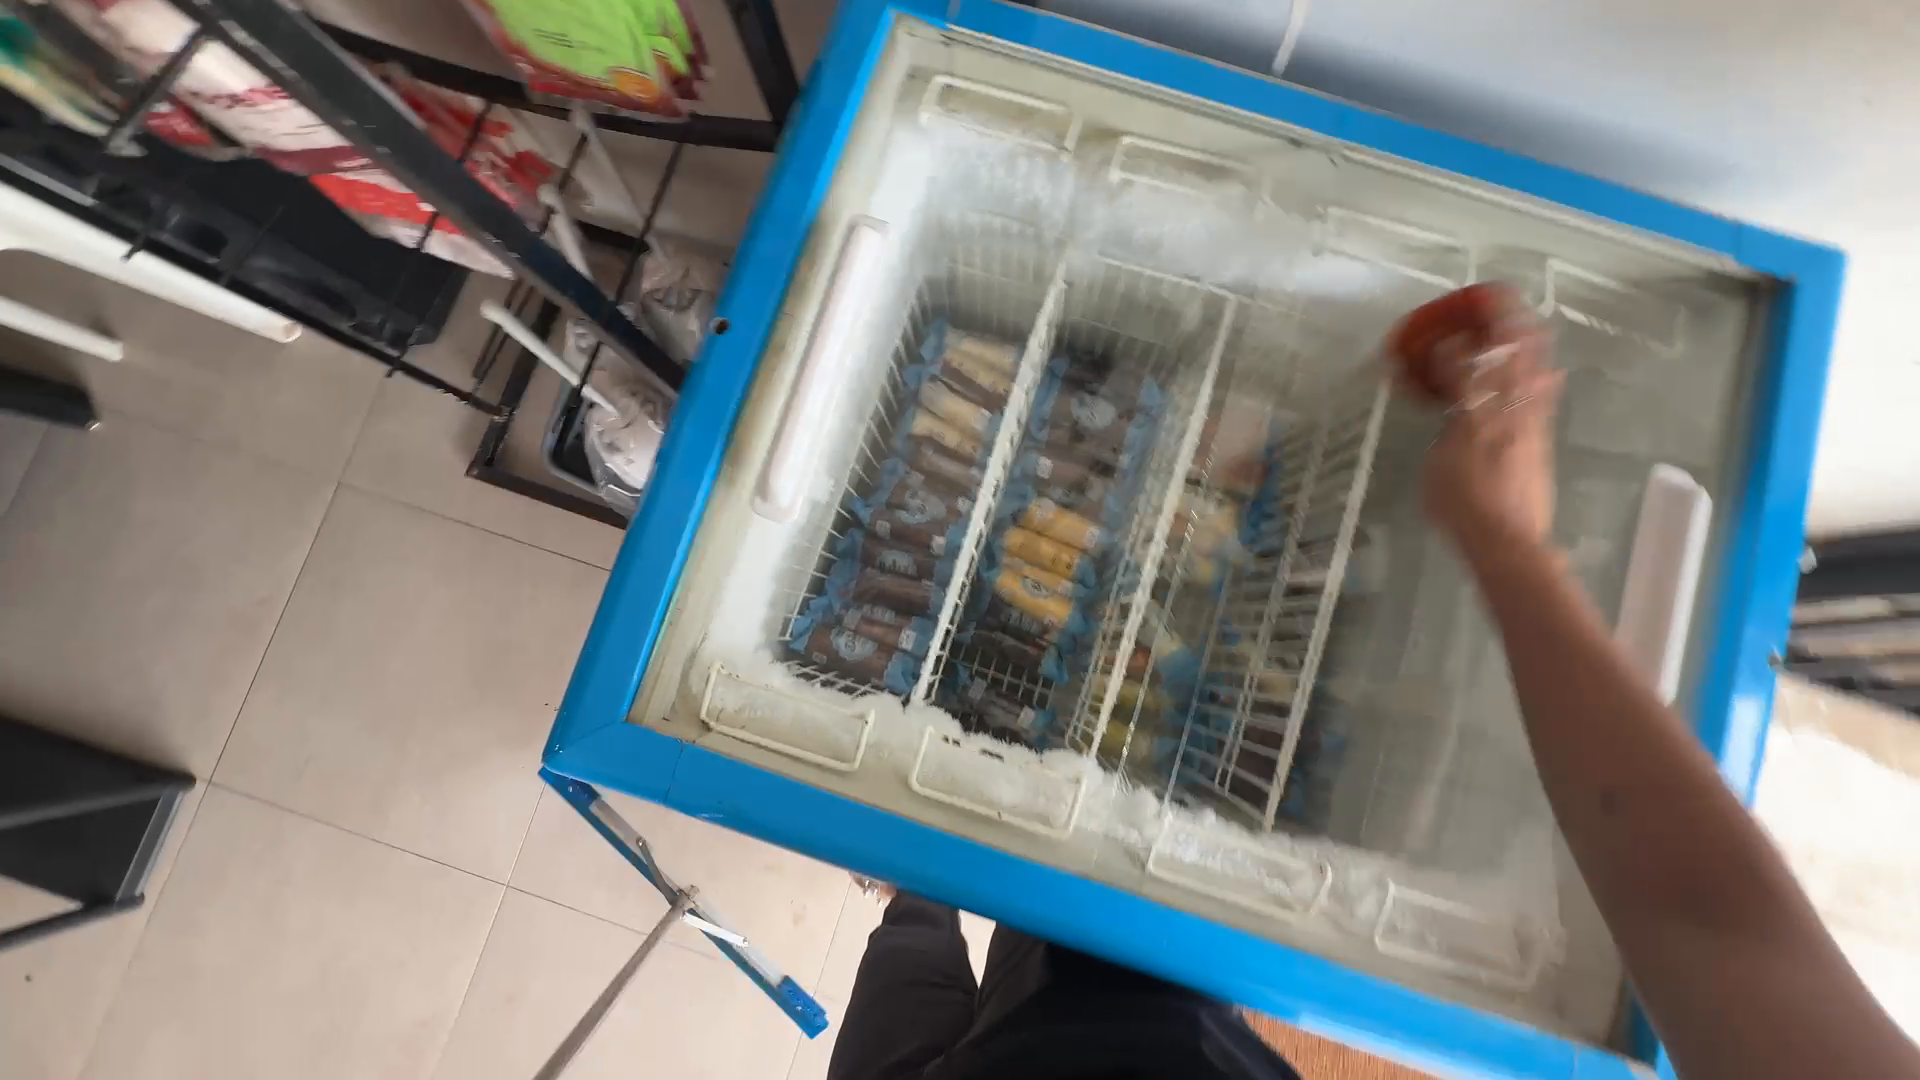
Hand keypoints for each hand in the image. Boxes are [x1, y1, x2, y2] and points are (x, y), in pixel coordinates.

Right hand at [1421, 322, 1564, 556]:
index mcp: (1491, 408)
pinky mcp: (1535, 440)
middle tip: (1496, 301)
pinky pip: (1539, 393)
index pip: (1487, 352)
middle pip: (1523, 351)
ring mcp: (1533, 423)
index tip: (1471, 299)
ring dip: (1525, 343)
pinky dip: (1534, 372)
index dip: (1482, 322)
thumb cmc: (1465, 500)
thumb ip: (1453, 405)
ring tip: (1515, 325)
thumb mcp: (1445, 453)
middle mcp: (1520, 406)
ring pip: (1536, 370)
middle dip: (1510, 321)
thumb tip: (1454, 366)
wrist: (1506, 538)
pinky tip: (1541, 370)